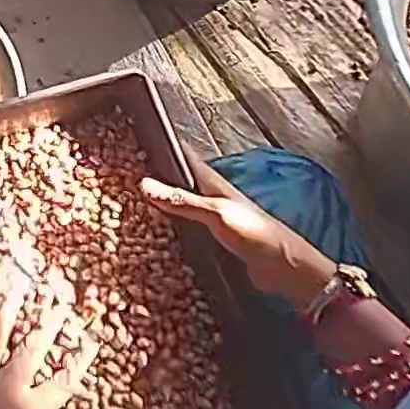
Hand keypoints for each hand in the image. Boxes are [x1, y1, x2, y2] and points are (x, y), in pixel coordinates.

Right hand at [142, 151, 409, 368]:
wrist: (286, 270)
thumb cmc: (258, 236)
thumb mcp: (217, 214)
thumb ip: (183, 200)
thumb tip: (145, 183)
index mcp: (213, 183)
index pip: (183, 156)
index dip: (162, 146)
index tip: (135, 138)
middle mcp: (210, 198)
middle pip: (176, 181)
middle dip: (154, 177)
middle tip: (123, 174)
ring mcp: (211, 220)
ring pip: (178, 206)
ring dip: (159, 204)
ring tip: (129, 203)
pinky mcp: (212, 241)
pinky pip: (184, 229)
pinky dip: (168, 228)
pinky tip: (153, 236)